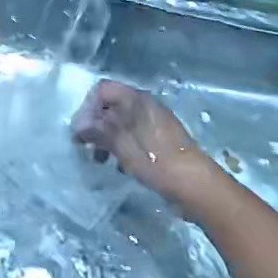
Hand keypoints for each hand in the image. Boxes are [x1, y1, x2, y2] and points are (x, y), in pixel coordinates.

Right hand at [73, 79, 223, 206]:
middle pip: (111, 106)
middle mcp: (146, 106)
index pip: (102, 89)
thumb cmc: (157, 161)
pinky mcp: (161, 140)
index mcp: (137, 100)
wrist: (199, 187)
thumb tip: (78, 125)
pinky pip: (133, 136)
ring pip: (121, 123)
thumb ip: (98, 130)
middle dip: (94, 124)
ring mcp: (155, 123)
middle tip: (84, 145)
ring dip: (106, 138)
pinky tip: (120, 166)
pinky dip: (121, 147)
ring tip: (99, 159)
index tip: (81, 129)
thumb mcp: (122, 145)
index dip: (87, 106)